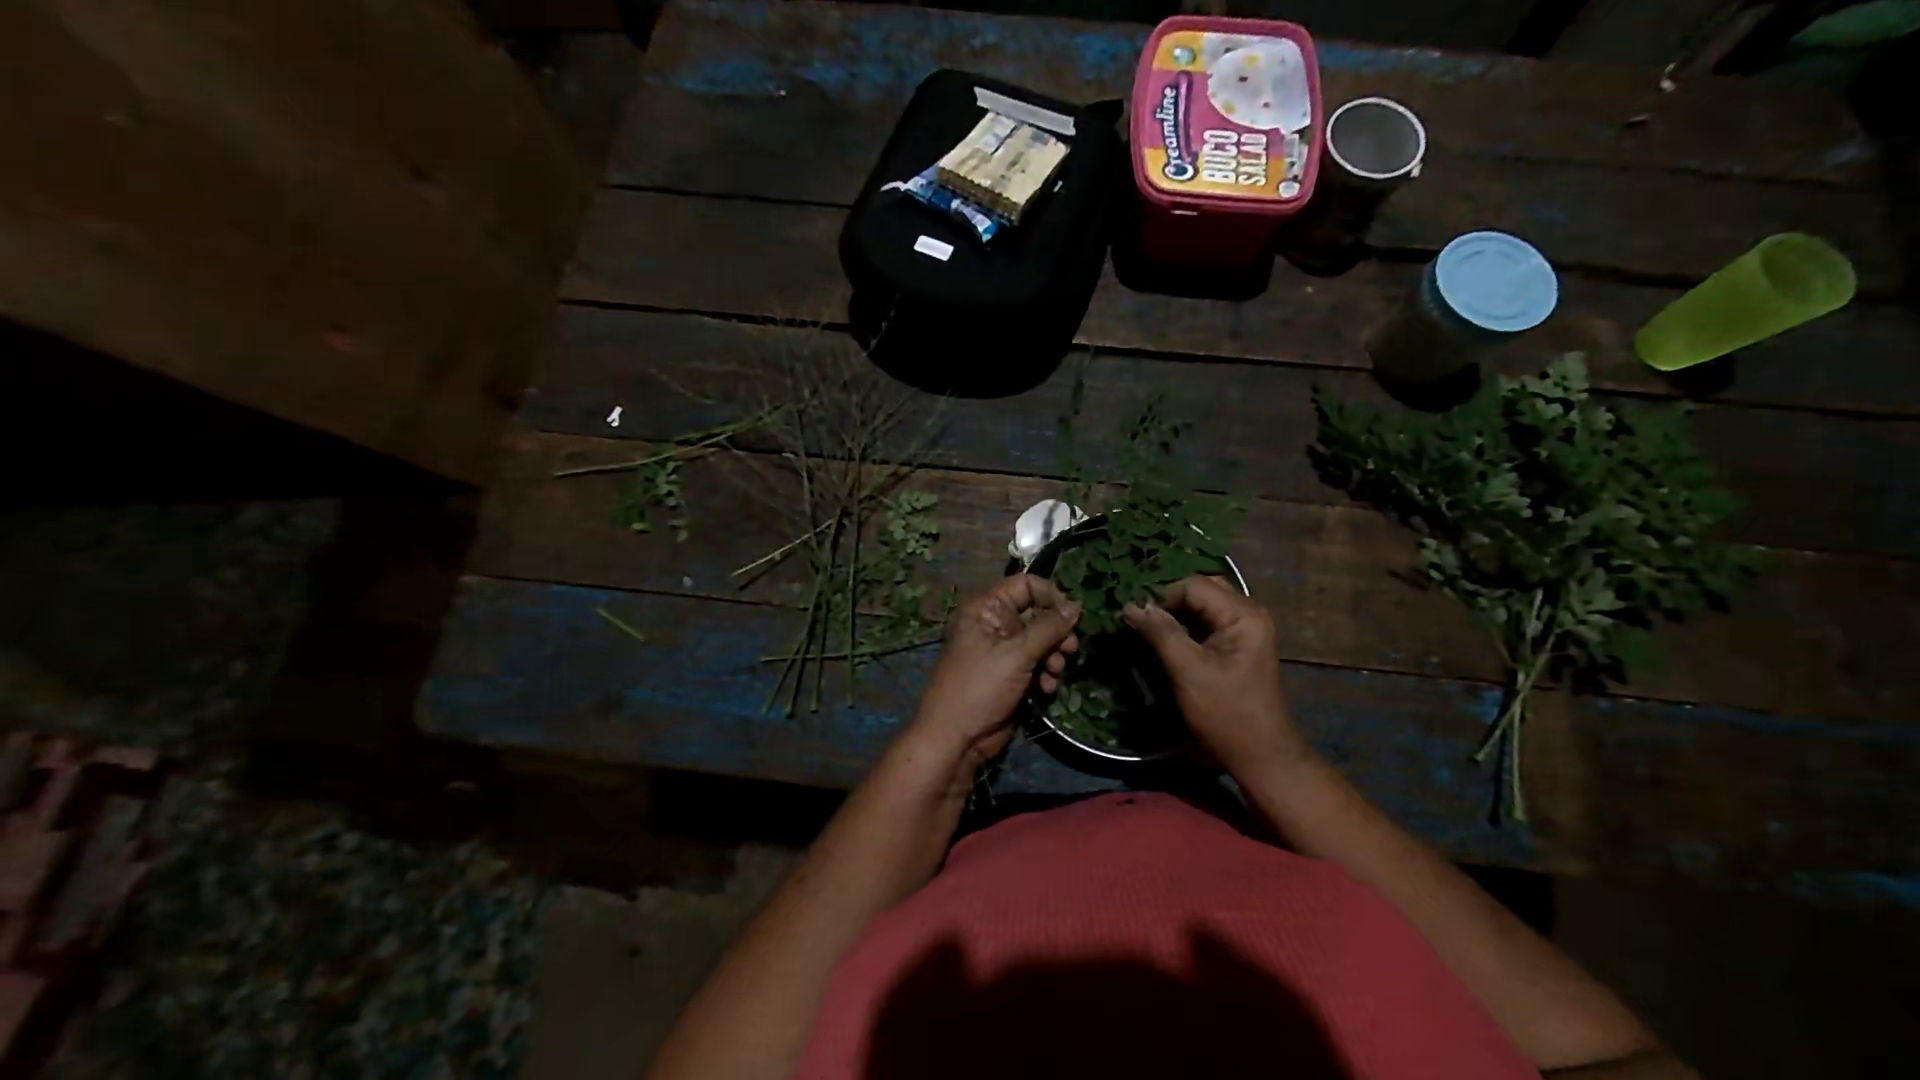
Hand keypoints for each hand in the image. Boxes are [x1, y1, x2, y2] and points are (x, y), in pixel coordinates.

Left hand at [902, 575, 1080, 772]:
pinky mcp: (1011, 675)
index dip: (1050, 596)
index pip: (1025, 586)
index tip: (1072, 615)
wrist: (958, 737)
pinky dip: (1046, 674)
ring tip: (1055, 672)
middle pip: (1037, 615)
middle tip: (1070, 649)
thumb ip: (1049, 628)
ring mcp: (1003, 651)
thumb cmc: (981, 686)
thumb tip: (1075, 606)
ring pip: (1041, 642)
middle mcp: (995, 625)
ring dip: (1054, 656)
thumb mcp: (1017, 654)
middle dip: (1057, 633)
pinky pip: (1036, 664)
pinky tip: (1047, 689)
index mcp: (987, 609)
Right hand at [1123, 576, 1308, 774]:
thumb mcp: (1188, 671)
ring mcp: (1245, 628)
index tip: (1135, 617)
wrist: (1259, 754)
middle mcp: (1248, 613)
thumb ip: (1161, 633)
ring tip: (1148, 626)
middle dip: (1168, 599)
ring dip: (1174, 611)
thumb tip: (1130, 606)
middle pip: (1201, 589)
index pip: (1194, 585)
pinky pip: (1207, 620)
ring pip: (1203, 604)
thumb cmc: (1225, 713)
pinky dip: (1184, 624)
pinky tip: (1165, 636)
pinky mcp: (1237, 643)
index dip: (1162, 596)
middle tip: (1141, 618)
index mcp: (1243, 615)